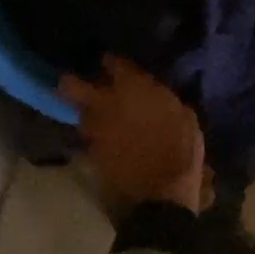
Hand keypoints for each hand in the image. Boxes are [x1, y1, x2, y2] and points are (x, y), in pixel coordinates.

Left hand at [59, 56, 207, 211]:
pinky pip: (89, 140)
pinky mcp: (94, 154)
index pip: (114, 64)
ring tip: (93, 115)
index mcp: (132, 88)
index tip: (110, 63)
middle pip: (75, 87)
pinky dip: (94, 138)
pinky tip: (103, 139)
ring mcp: (97, 130)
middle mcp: (107, 104)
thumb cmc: (181, 147)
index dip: (111, 62)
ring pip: (81, 115)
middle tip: (70, 81)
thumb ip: (161, 99)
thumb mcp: (183, 114)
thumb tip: (153, 94)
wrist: (164, 191)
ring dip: (86, 113)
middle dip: (71, 83)